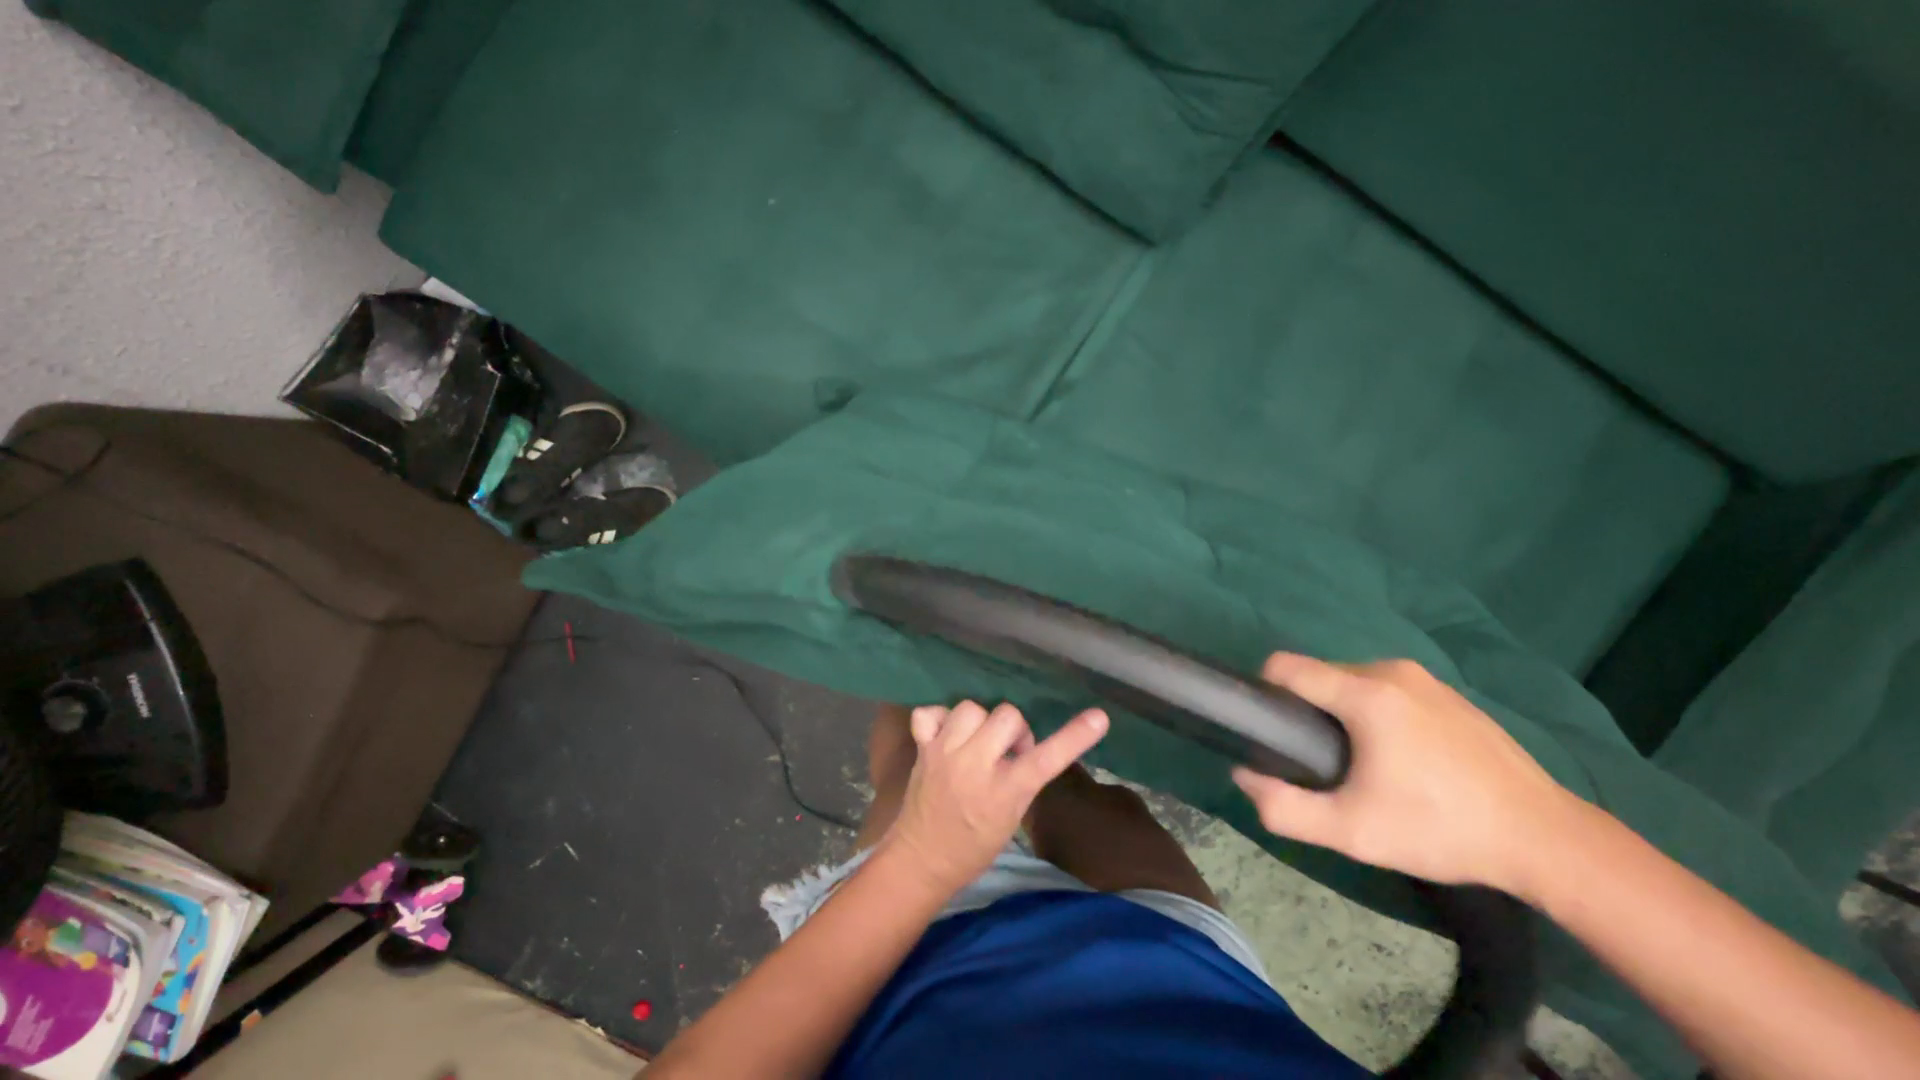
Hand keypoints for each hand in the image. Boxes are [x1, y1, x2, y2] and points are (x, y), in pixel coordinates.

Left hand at [882, 701, 1108, 896]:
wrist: (922, 861)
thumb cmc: (975, 847)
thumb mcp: (1012, 817)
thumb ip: (1022, 779)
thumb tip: (1024, 747)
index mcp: (1004, 791)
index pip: (1045, 758)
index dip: (1075, 736)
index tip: (1099, 718)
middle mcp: (974, 766)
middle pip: (1007, 716)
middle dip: (1014, 730)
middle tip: (1007, 754)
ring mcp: (944, 753)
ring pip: (972, 708)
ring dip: (980, 722)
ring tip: (977, 744)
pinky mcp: (922, 749)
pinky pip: (930, 712)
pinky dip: (940, 719)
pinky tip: (946, 735)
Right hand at [1232, 653, 1576, 894]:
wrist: (1543, 838)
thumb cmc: (1439, 830)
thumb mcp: (1351, 832)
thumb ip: (1284, 807)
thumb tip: (1245, 775)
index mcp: (1366, 693)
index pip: (1287, 666)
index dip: (1264, 694)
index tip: (1269, 734)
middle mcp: (1394, 672)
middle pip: (1321, 677)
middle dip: (1308, 714)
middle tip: (1323, 770)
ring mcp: (1429, 681)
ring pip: (1357, 685)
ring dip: (1344, 717)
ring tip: (1364, 771)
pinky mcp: (1453, 697)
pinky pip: (1392, 693)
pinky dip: (1380, 718)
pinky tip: (1405, 766)